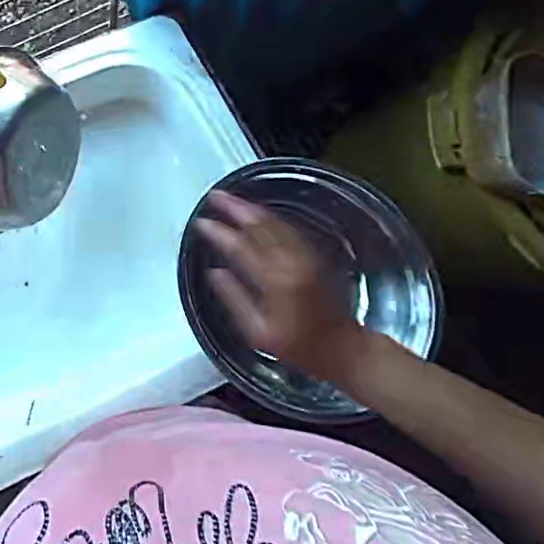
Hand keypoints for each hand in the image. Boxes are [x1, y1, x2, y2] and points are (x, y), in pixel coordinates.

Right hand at [194, 190, 364, 379]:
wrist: (342, 347)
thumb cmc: (299, 346)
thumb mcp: (257, 331)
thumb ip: (233, 299)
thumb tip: (215, 273)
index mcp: (274, 281)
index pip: (239, 246)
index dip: (218, 232)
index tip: (201, 223)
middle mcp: (291, 261)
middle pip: (259, 224)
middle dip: (235, 207)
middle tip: (216, 196)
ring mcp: (305, 255)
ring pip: (275, 221)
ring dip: (252, 207)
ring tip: (232, 198)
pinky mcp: (315, 254)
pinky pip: (288, 226)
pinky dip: (270, 216)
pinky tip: (258, 212)